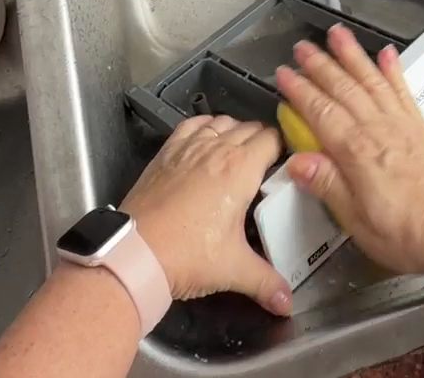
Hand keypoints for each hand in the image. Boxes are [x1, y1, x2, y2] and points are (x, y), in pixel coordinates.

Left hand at [120, 115, 292, 315]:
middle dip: (262, 141)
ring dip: (235, 131)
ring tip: (239, 152)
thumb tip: (286, 301)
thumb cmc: (187, 255)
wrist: (136, 254)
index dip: (283, 147)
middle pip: (250, 128)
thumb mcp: (233, 269)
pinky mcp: (167, 151)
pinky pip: (193, 124)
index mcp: (242, 168)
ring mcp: (191, 146)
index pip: (273, 138)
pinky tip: (207, 139)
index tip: (286, 161)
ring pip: (223, 121)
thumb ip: (266, 281)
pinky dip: (205, 126)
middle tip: (267, 163)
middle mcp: (218, 148)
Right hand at [275, 25, 423, 276]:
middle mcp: (376, 129)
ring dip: (352, 55)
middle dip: (319, 65)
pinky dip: (393, 69)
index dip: (300, 91)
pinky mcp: (418, 125)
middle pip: (343, 88)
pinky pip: (402, 90)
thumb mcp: (356, 219)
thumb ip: (326, 184)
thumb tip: (296, 161)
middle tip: (302, 47)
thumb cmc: (405, 231)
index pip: (320, 112)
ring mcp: (399, 123)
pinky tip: (387, 52)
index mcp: (356, 152)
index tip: (283, 74)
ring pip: (370, 80)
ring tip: (338, 33)